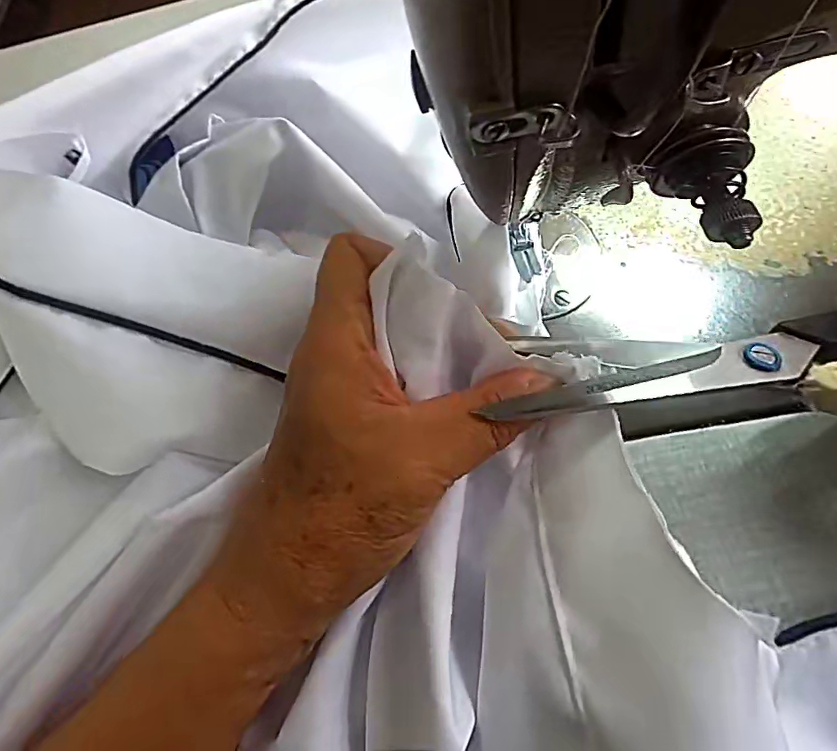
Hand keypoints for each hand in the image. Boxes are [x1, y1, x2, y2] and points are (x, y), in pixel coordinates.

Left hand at [206, 233, 553, 642]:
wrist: (288, 582)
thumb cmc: (339, 511)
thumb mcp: (425, 457)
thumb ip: (487, 415)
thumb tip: (547, 382)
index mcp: (336, 341)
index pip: (349, 257)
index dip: (393, 254)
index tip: (442, 292)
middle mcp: (336, 350)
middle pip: (388, 292)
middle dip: (443, 306)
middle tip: (490, 340)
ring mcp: (345, 382)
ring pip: (399, 334)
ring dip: (446, 345)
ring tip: (496, 369)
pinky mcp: (358, 412)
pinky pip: (402, 370)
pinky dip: (438, 374)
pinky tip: (475, 397)